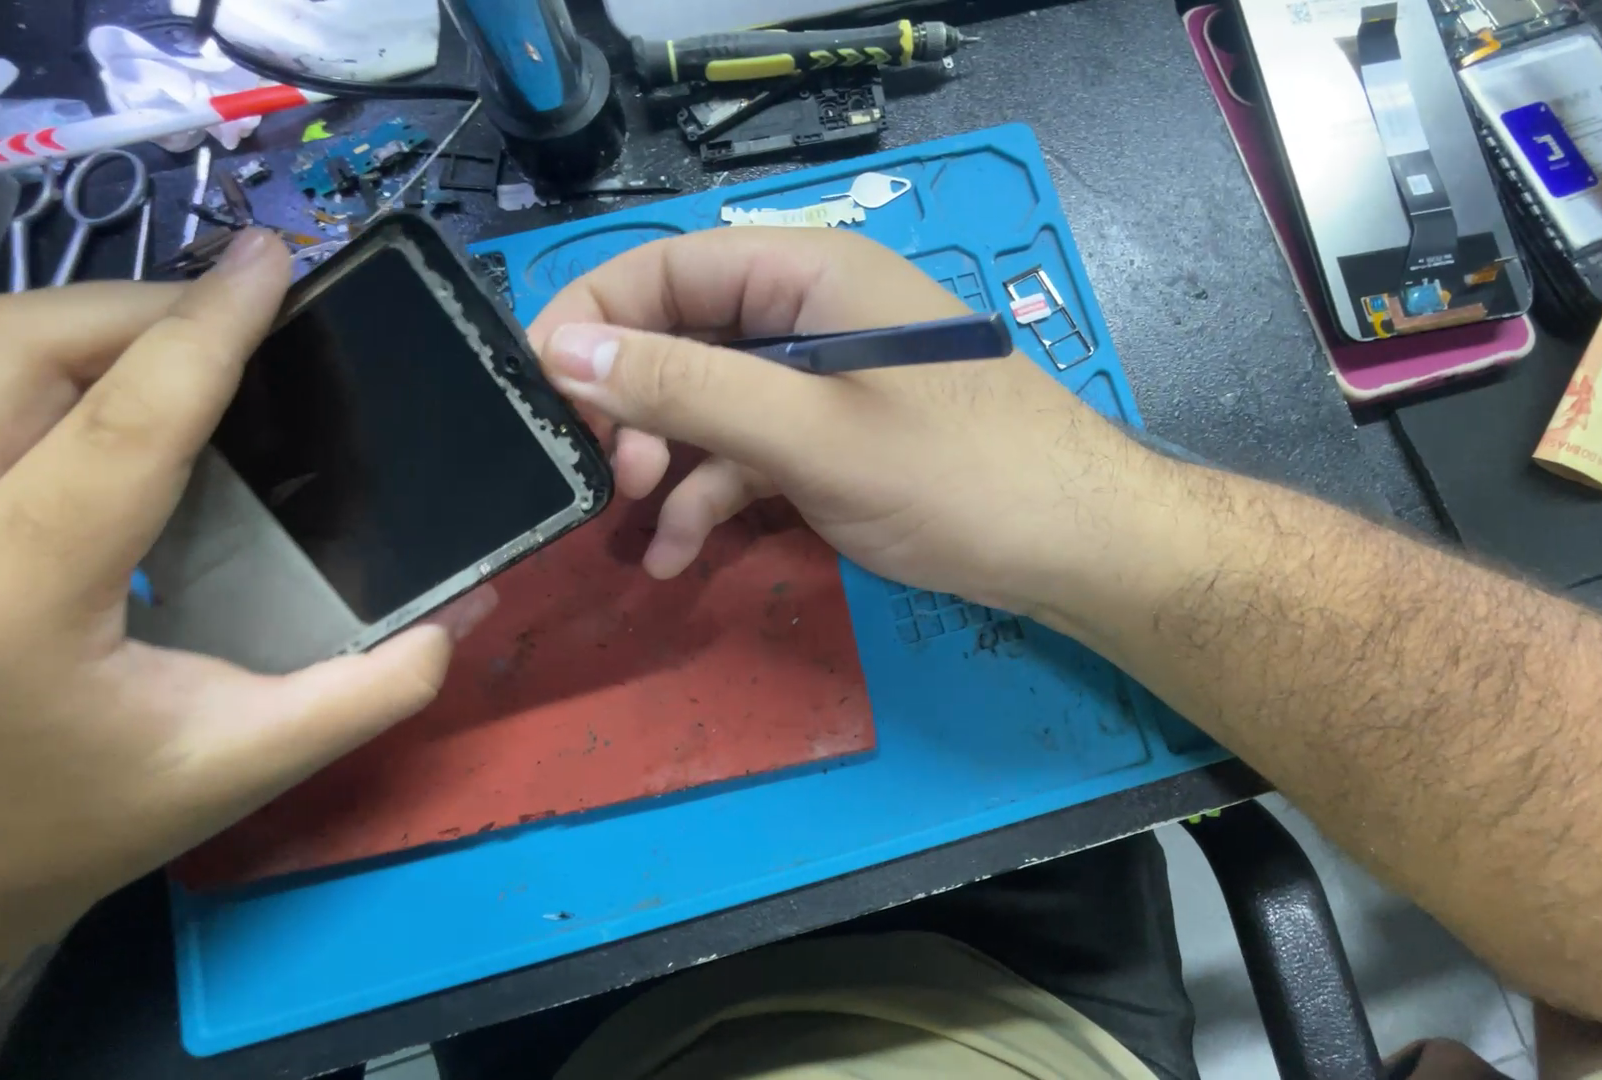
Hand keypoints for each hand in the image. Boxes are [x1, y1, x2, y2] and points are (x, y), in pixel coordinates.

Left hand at [0, 232, 481, 1043]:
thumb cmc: (75, 827)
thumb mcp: (251, 762)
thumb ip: (379, 685)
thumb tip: (469, 601)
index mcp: (2, 607)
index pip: (124, 423)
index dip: (209, 330)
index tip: (270, 264)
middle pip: (5, 348)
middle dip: (135, 305)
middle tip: (238, 314)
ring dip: (77, 324)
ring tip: (181, 343)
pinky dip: (24, 362)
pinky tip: (97, 395)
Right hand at [530, 228, 1150, 616]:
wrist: (1069, 548)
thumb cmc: (954, 476)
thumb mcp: (811, 433)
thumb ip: (689, 388)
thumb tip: (564, 349)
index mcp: (809, 275)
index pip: (670, 268)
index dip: (594, 318)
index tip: (533, 384)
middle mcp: (809, 317)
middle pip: (684, 341)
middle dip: (632, 407)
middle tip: (600, 473)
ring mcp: (820, 385)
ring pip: (711, 409)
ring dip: (666, 466)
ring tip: (639, 527)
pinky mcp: (830, 445)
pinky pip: (748, 457)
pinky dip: (711, 499)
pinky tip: (680, 554)